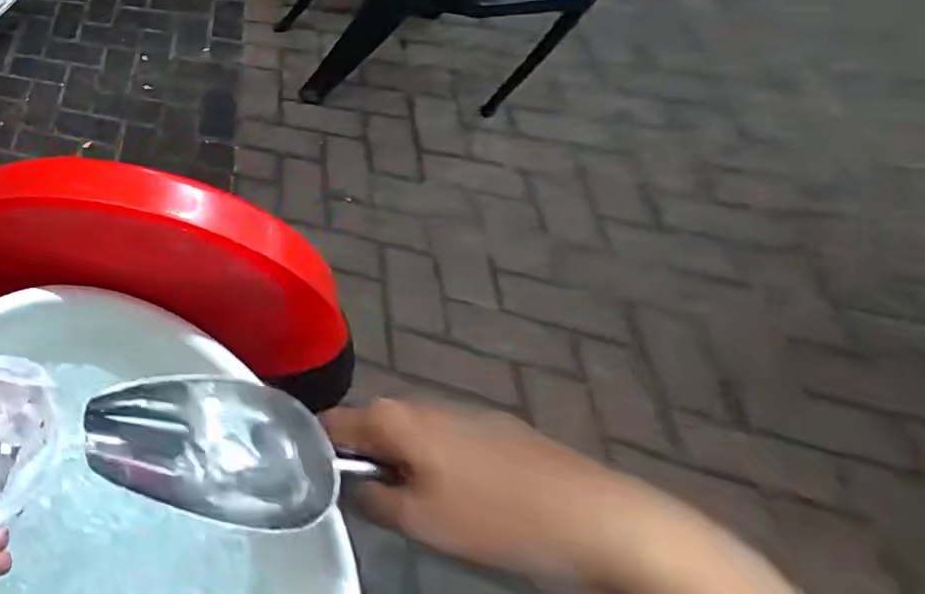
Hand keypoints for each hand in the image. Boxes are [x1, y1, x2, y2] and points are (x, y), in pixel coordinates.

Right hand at [323, 400, 668, 584]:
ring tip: (432, 507)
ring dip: (410, 463)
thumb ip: (369, 499)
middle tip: (385, 504)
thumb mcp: (421, 523)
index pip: (329, 423)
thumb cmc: (499, 519)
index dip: (319, 451)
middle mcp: (417, 400)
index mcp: (389, 415)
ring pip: (413, 435)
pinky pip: (451, 442)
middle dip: (370, 460)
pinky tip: (476, 499)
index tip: (325, 481)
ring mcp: (462, 410)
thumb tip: (348, 485)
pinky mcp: (500, 428)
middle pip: (372, 427)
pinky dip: (447, 464)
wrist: (605, 520)